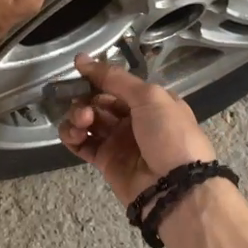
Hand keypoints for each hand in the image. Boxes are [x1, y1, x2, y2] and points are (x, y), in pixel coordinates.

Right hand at [58, 55, 217, 205]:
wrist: (176, 189)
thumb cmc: (169, 135)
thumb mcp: (149, 97)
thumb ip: (114, 78)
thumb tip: (82, 59)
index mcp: (150, 101)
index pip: (116, 84)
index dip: (97, 77)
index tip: (77, 70)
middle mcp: (133, 119)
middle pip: (99, 101)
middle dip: (86, 99)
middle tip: (85, 109)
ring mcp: (119, 141)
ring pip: (88, 121)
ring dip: (78, 117)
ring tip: (81, 122)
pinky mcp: (106, 162)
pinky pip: (82, 144)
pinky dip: (72, 137)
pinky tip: (72, 134)